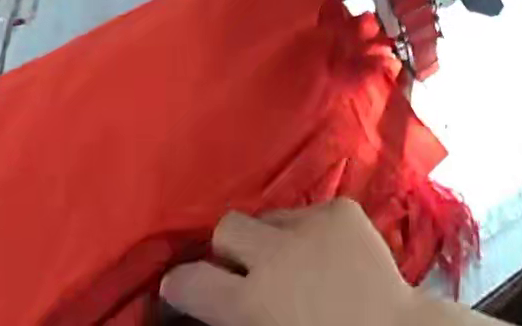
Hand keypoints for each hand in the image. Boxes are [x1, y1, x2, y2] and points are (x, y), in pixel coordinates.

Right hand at [161, 201, 424, 325]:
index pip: (189, 280)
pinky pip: (310, 209)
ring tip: (292, 259)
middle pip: (228, 226)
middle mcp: (275, 253)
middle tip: (240, 266)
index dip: (179, 284)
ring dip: (271, 235)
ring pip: (271, 215)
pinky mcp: (342, 208)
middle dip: (228, 246)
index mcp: (249, 302)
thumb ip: (235, 318)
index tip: (179, 286)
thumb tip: (211, 307)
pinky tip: (326, 251)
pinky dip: (311, 228)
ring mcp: (312, 223)